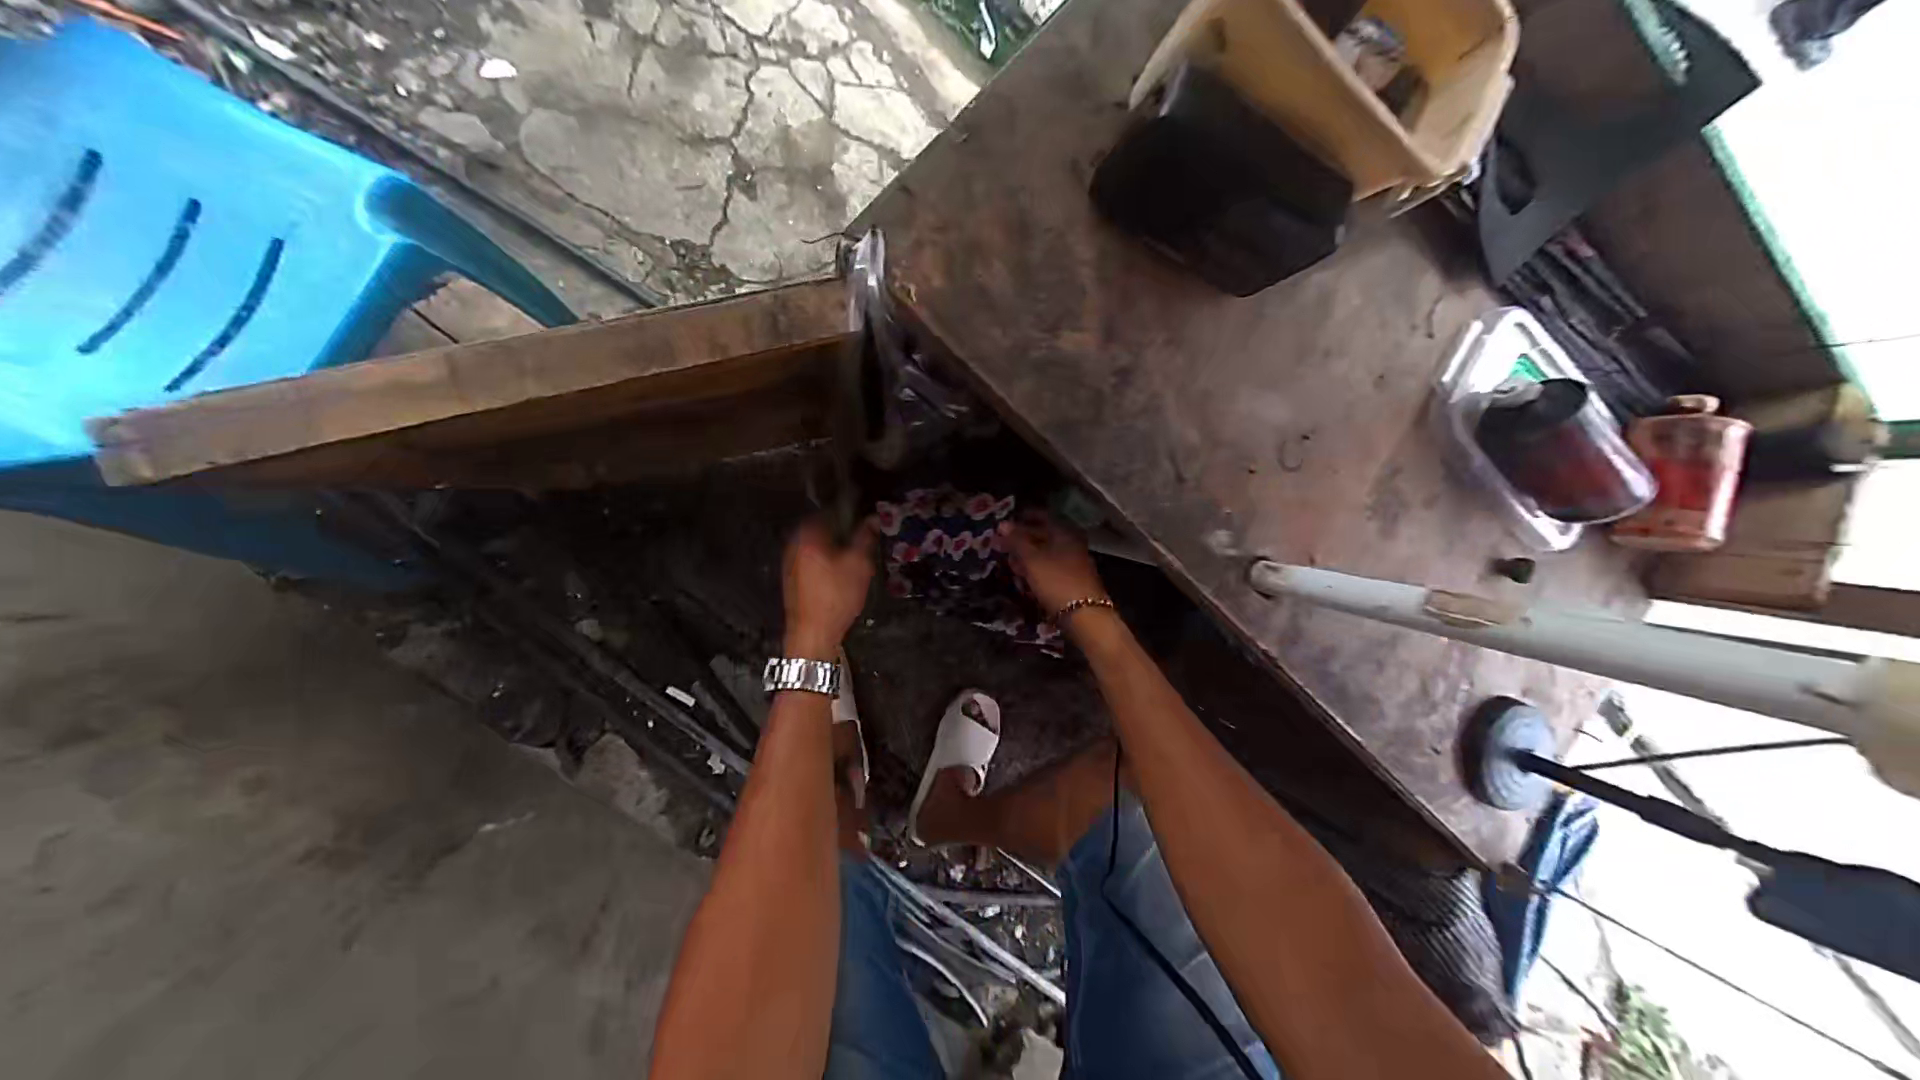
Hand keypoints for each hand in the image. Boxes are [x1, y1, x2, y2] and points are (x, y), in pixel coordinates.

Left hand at [781, 516, 876, 659]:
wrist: (813, 634)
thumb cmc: (836, 596)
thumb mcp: (858, 564)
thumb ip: (865, 538)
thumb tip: (873, 519)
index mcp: (807, 535)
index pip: (828, 511)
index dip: (848, 512)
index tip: (864, 518)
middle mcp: (794, 545)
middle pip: (821, 529)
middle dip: (842, 532)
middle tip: (862, 540)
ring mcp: (790, 563)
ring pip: (816, 546)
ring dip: (834, 548)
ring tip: (854, 559)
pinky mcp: (792, 580)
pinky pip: (812, 561)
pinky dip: (826, 562)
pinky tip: (840, 575)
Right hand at [998, 512, 1106, 621]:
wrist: (1085, 616)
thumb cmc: (1056, 581)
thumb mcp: (1032, 559)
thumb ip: (1016, 541)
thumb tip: (1002, 524)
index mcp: (1065, 533)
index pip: (1041, 517)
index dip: (1021, 519)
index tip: (1003, 526)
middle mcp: (1071, 544)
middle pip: (1042, 536)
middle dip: (1020, 540)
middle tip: (1001, 546)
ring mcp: (1073, 563)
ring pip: (1045, 554)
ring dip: (1026, 557)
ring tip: (1011, 565)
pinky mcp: (1071, 581)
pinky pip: (1050, 569)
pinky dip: (1036, 570)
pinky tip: (1025, 579)